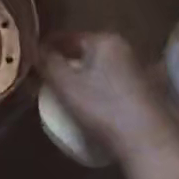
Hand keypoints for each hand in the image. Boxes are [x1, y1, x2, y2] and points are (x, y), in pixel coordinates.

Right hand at [39, 32, 178, 159]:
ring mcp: (138, 69)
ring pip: (98, 67)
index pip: (66, 37)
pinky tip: (89, 104)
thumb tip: (35, 48)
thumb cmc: (102, 108)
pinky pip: (111, 82)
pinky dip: (97, 87)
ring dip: (80, 76)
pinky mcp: (145, 90)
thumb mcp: (65, 85)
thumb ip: (47, 62)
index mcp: (104, 40)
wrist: (147, 142)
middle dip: (64, 62)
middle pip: (84, 51)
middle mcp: (124, 47)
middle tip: (44, 79)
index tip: (30, 61)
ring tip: (63, 94)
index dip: (45, 48)